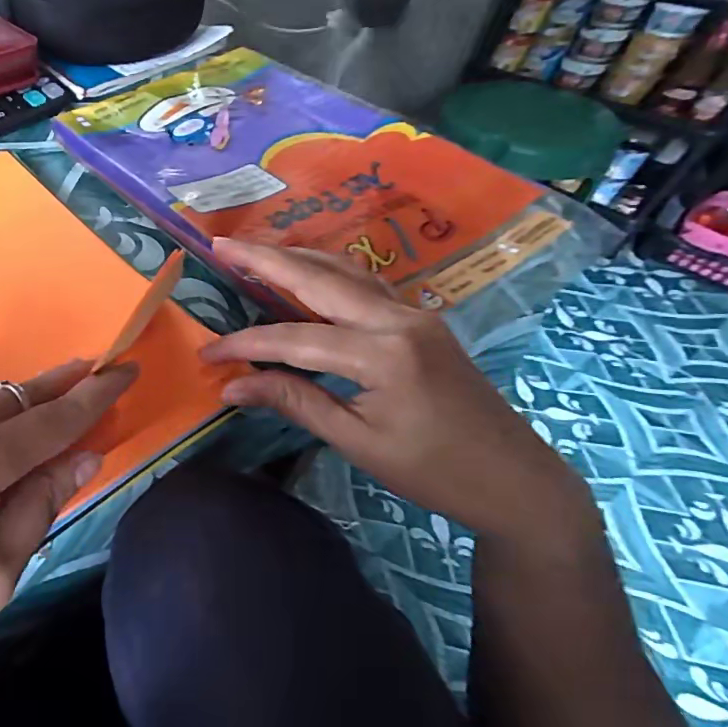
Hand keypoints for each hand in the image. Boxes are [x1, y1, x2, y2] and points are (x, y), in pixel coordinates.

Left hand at [0, 359, 136, 726]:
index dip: (96, 396)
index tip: (130, 369)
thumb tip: (79, 459)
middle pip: (24, 401)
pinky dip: (8, 427)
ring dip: (36, 407)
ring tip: (75, 407)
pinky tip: (23, 442)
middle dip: (67, 388)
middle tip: (106, 376)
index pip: (55, 418)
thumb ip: (38, 507)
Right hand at [199, 237, 598, 558]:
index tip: (206, 353)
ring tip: (254, 250)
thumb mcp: (357, 441)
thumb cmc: (436, 472)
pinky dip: (325, 270)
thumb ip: (294, 401)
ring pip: (344, 271)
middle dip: (265, 259)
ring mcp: (413, 315)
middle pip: (319, 277)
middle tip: (220, 243)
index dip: (244, 343)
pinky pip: (363, 284)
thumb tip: (232, 386)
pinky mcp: (419, 321)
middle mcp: (399, 319)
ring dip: (296, 256)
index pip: (292, 338)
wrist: (520, 483)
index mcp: (382, 354)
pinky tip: (304, 271)